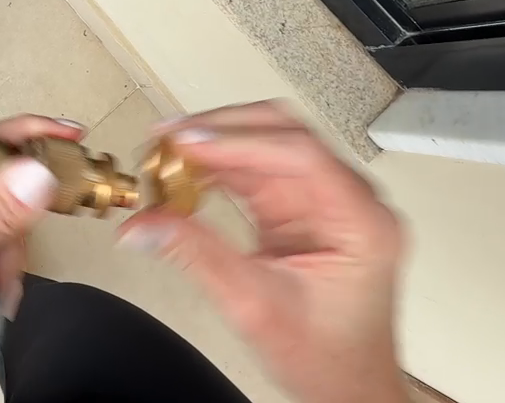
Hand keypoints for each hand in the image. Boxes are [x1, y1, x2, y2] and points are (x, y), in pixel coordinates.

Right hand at [118, 101, 407, 402]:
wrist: (346, 390)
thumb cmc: (328, 359)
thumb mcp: (255, 308)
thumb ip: (196, 256)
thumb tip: (143, 224)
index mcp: (361, 220)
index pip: (300, 153)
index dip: (240, 140)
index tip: (190, 143)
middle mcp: (347, 197)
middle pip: (282, 131)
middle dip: (222, 128)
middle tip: (172, 137)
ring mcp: (322, 195)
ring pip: (264, 137)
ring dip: (216, 138)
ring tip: (171, 148)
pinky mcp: (297, 201)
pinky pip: (253, 163)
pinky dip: (216, 161)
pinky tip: (187, 167)